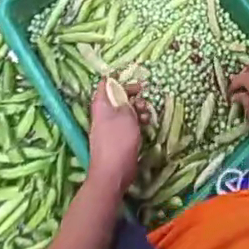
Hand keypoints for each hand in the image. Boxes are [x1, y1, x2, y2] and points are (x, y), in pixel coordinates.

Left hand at [87, 79, 147, 193]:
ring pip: (125, 110)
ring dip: (137, 108)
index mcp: (101, 104)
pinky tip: (146, 123)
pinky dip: (137, 120)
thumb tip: (126, 93)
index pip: (105, 83)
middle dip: (131, 94)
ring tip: (146, 112)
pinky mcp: (118, 138)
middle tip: (143, 93)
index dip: (117, 77)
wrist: (112, 173)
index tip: (130, 75)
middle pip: (117, 96)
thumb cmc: (118, 140)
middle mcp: (104, 113)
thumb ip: (127, 101)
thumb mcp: (126, 115)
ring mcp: (111, 126)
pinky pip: (128, 123)